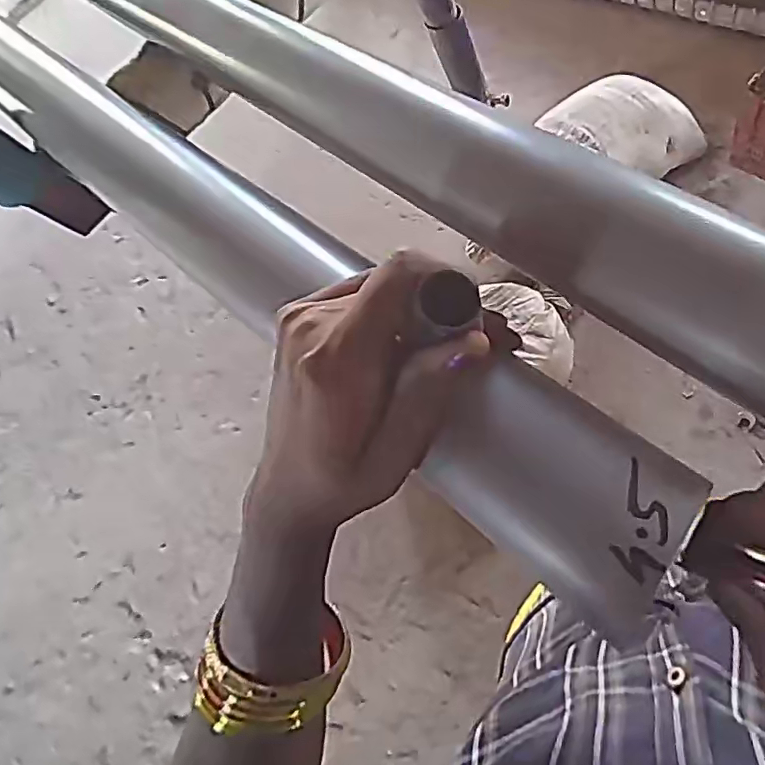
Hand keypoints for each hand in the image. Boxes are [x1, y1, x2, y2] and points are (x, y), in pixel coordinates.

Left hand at [244, 252, 508, 540]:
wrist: (289, 490)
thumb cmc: (341, 479)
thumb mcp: (397, 450)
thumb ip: (432, 389)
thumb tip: (475, 342)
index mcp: (336, 355)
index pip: (399, 274)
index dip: (448, 282)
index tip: (474, 317)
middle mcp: (313, 324)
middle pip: (399, 280)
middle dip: (445, 303)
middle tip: (475, 341)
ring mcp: (304, 316)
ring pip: (387, 284)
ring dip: (423, 308)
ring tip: (445, 349)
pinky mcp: (305, 316)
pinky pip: (368, 293)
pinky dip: (398, 311)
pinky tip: (409, 346)